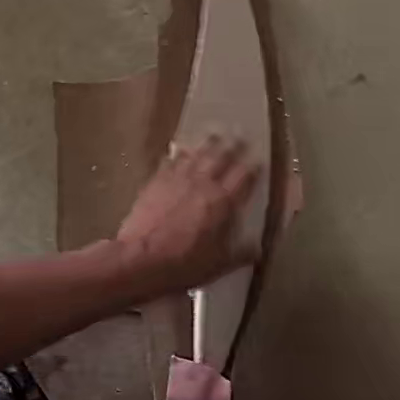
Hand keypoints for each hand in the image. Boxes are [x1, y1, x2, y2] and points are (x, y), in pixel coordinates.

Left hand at [115, 134, 262, 295]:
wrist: (140, 260)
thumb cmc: (184, 264)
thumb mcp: (220, 265)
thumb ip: (241, 253)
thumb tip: (258, 248)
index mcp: (223, 203)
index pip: (244, 177)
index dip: (254, 167)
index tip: (259, 159)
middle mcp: (203, 185)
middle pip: (221, 158)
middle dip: (233, 145)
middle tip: (240, 134)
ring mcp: (178, 181)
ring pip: (197, 155)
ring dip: (207, 144)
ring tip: (214, 134)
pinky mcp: (156, 183)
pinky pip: (170, 163)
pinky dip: (178, 155)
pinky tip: (179, 150)